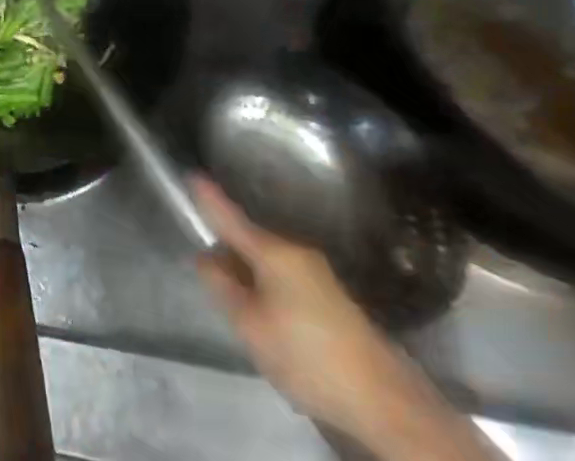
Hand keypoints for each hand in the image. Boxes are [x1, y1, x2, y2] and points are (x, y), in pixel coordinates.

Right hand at [193, 177, 498, 460]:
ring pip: (266, 262)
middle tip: (209, 280)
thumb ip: (222, 284)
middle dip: (226, 252)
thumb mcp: (248, 323)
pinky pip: (283, 279)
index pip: (231, 217)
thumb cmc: (304, 354)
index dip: (209, 198)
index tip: (192, 174)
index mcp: (274, 252)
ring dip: (246, 275)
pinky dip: (265, 288)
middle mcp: (297, 252)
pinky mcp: (329, 297)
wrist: (382, 399)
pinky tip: (265, 320)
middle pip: (249, 241)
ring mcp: (317, 274)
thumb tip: (207, 256)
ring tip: (236, 308)